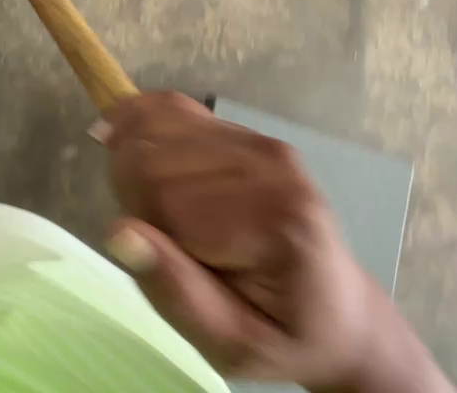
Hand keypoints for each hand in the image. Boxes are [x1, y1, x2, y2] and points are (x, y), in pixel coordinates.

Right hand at [102, 91, 393, 391]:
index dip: (141, 224)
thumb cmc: (285, 336)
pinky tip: (133, 152)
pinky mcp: (242, 131)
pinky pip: (169, 108)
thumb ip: (176, 292)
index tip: (158, 262)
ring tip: (158, 209)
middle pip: (152, 150)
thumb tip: (118, 232)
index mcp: (273, 216)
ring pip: (152, 123)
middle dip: (133, 193)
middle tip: (159, 241)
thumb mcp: (234, 347)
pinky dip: (139, 126)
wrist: (339, 313)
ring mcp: (256, 139)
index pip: (162, 190)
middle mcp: (268, 162)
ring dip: (134, 162)